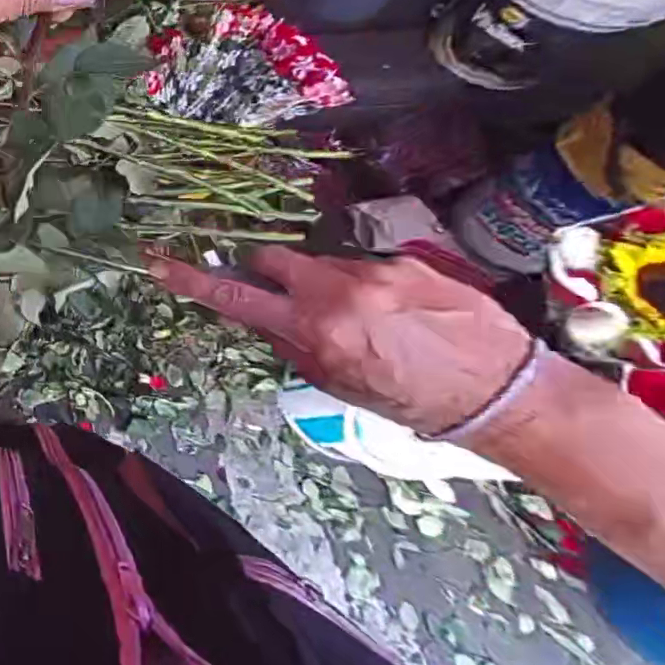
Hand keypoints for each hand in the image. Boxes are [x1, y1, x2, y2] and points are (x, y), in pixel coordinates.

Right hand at [151, 248, 533, 435]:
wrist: (505, 391)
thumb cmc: (416, 404)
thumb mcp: (342, 387)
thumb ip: (294, 347)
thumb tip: (263, 320)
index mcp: (318, 330)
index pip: (238, 298)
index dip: (193, 282)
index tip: (159, 264)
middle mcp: (339, 290)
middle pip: (273, 260)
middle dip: (268, 274)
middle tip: (287, 300)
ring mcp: (374, 270)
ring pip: (320, 264)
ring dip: (322, 285)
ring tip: (362, 319)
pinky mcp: (404, 261)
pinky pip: (362, 266)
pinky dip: (362, 285)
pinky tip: (396, 313)